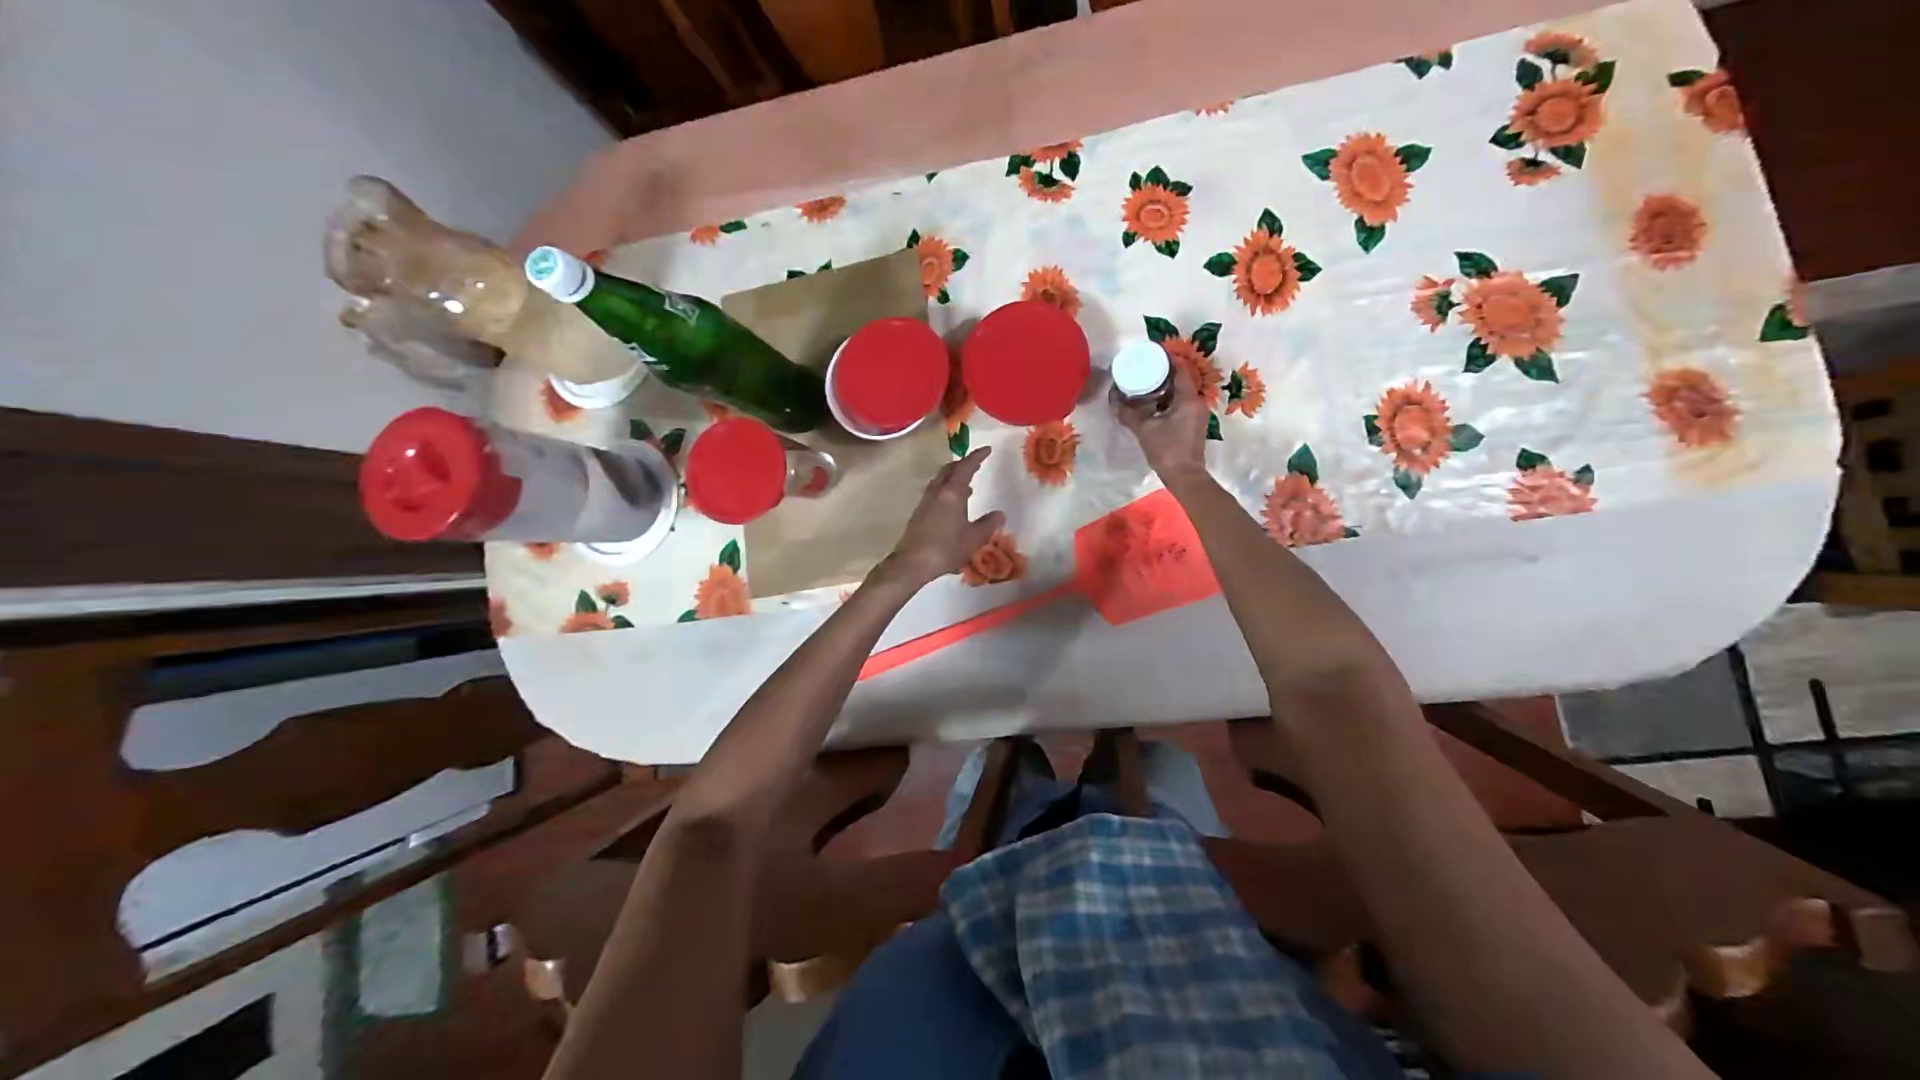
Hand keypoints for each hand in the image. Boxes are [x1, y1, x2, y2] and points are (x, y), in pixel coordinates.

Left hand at [877, 447, 1005, 587]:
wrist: (912, 563)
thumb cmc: (946, 548)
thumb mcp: (973, 538)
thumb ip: (988, 524)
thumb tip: (999, 514)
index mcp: (951, 493)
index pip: (965, 467)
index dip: (976, 457)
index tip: (987, 450)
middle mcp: (937, 492)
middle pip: (949, 470)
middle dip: (963, 464)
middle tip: (976, 464)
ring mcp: (926, 502)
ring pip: (940, 481)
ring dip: (954, 478)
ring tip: (968, 486)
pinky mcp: (919, 513)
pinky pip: (936, 493)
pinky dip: (947, 491)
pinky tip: (954, 505)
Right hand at [1113, 360, 1208, 481]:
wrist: (1185, 476)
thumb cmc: (1167, 450)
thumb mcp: (1144, 430)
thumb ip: (1128, 414)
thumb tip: (1114, 400)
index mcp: (1188, 399)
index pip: (1180, 370)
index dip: (1167, 360)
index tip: (1152, 355)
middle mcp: (1196, 403)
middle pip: (1181, 380)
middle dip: (1163, 374)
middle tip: (1144, 370)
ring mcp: (1197, 414)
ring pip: (1182, 393)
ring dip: (1166, 388)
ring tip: (1146, 386)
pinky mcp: (1194, 425)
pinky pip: (1182, 405)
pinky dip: (1169, 401)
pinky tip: (1154, 405)